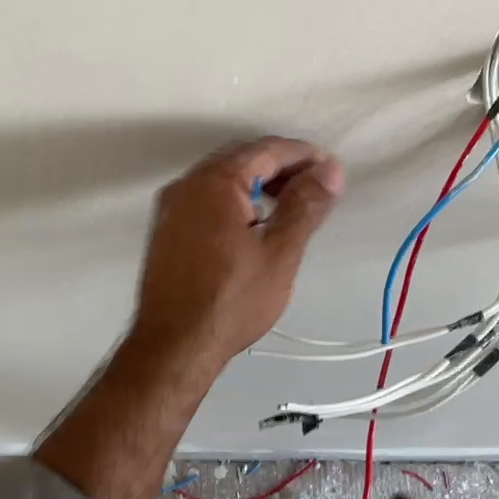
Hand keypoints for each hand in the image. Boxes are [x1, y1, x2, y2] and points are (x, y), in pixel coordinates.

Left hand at [132, 136, 343, 365]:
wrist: (174, 347)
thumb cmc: (231, 301)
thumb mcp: (279, 252)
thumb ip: (305, 205)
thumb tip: (329, 170)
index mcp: (213, 181)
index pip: (266, 150)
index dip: (304, 155)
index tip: (332, 170)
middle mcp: (186, 185)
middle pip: (241, 159)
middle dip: (281, 167)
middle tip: (316, 186)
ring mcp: (171, 207)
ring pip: (222, 179)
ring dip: (259, 184)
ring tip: (291, 206)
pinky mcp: (167, 231)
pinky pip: (207, 199)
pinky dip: (236, 200)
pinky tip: (255, 225)